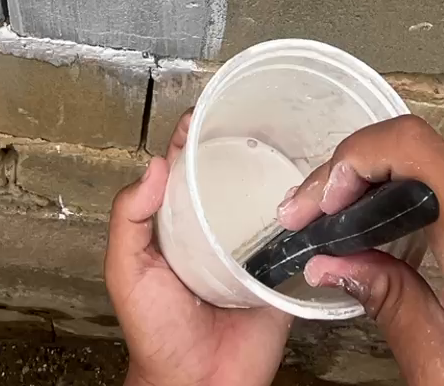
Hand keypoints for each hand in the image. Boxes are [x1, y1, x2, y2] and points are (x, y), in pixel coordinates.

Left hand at [107, 111, 292, 385]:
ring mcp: (249, 247)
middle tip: (261, 120)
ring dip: (278, 176)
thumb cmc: (156, 333)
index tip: (207, 111)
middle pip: (231, 175)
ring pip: (266, 200)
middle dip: (243, 146)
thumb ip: (129, 219)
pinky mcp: (280, 271)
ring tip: (293, 145)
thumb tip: (153, 166)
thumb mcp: (127, 270)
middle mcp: (215, 226)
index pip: (187, 167)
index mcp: (180, 221)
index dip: (195, 137)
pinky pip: (296, 239)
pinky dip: (305, 217)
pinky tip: (317, 194)